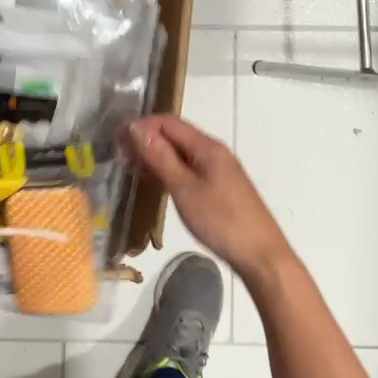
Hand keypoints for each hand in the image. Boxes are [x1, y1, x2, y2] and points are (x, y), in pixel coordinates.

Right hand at [126, 115, 293, 279]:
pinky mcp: (219, 186)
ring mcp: (218, 169)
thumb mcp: (184, 188)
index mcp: (207, 147)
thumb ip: (159, 156)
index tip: (117, 142)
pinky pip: (188, 167)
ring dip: (155, 155)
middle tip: (120, 157)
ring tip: (132, 170)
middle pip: (174, 134)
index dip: (140, 126)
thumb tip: (135, 126)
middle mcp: (214, 152)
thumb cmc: (221, 220)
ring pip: (180, 152)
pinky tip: (156, 183)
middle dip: (145, 139)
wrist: (261, 256)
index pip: (168, 122)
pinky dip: (168, 169)